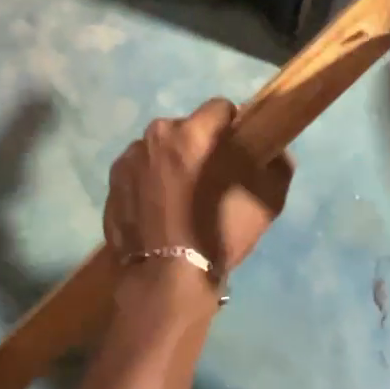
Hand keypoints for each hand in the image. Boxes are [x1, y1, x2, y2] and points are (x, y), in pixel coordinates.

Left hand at [105, 98, 294, 279]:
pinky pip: (138, 171)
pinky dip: (149, 182)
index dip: (232, 125)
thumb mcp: (267, 202)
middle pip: (185, 128)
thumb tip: (275, 149)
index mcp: (192, 133)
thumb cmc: (218, 236)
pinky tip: (158, 211)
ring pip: (159, 149)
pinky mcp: (112, 183)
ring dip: (171, 163)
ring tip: (180, 199)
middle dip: (198, 145)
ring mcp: (128, 159)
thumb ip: (277, 164)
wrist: (166, 280)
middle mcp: (155, 136)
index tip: (237, 148)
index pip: (219, 107)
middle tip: (209, 178)